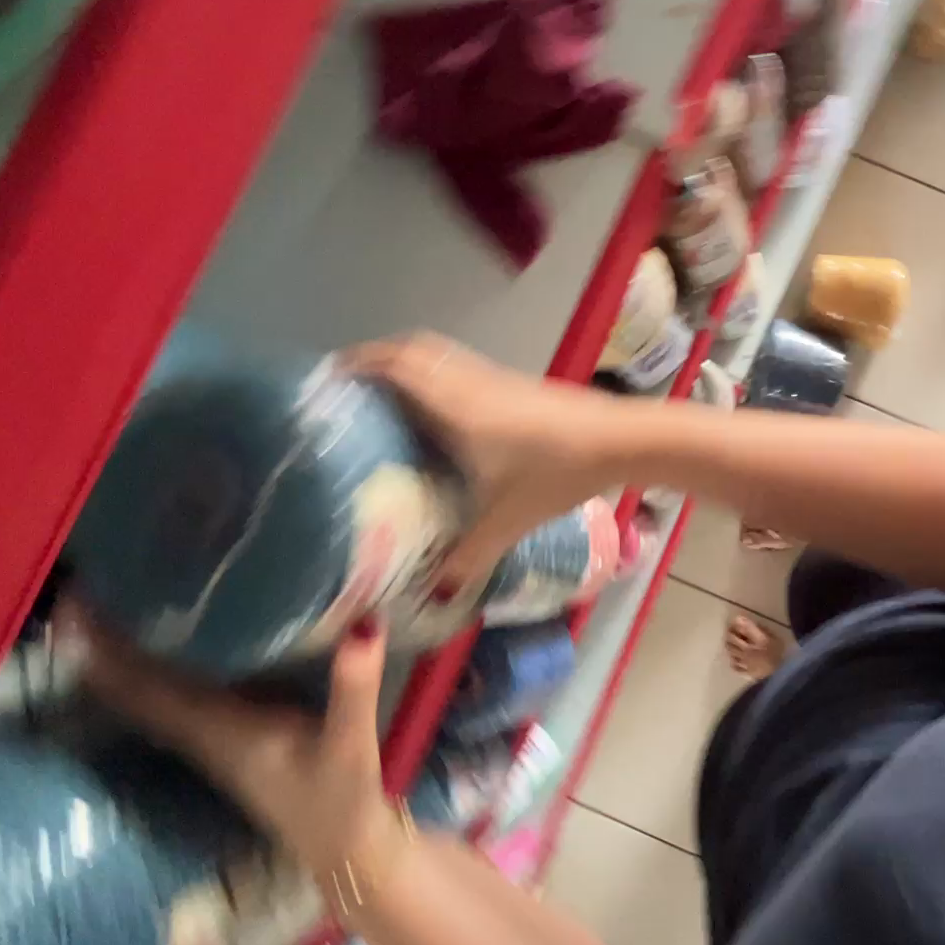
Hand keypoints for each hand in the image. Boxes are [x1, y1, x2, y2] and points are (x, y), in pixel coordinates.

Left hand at [54, 596, 399, 874]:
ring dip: (129, 651)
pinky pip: (184, 692)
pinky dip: (166, 663)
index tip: (76, 599)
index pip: (141, 689)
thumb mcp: (350, 743)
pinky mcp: (237, 732)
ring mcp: (217, 734)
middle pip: (133, 686)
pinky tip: (182, 636)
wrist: (343, 846)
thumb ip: (354, 687)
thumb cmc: (341, 797)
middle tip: (91, 583)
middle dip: (105, 640)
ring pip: (154, 690)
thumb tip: (364, 622)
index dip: (102, 649)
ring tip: (122, 598)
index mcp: (217, 731)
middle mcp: (203, 732)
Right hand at [340, 334, 625, 590]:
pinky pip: (462, 367)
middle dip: (373, 362)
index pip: (393, 366)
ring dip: (407, 365)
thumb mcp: (508, 520)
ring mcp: (497, 377)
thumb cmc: (558, 473)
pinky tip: (440, 413)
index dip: (354, 367)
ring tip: (384, 400)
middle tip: (347, 394)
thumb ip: (469, 557)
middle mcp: (470, 380)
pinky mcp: (518, 382)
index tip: (323, 386)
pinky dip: (437, 376)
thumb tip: (434, 594)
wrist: (620, 440)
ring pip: (439, 355)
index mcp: (455, 404)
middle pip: (411, 350)